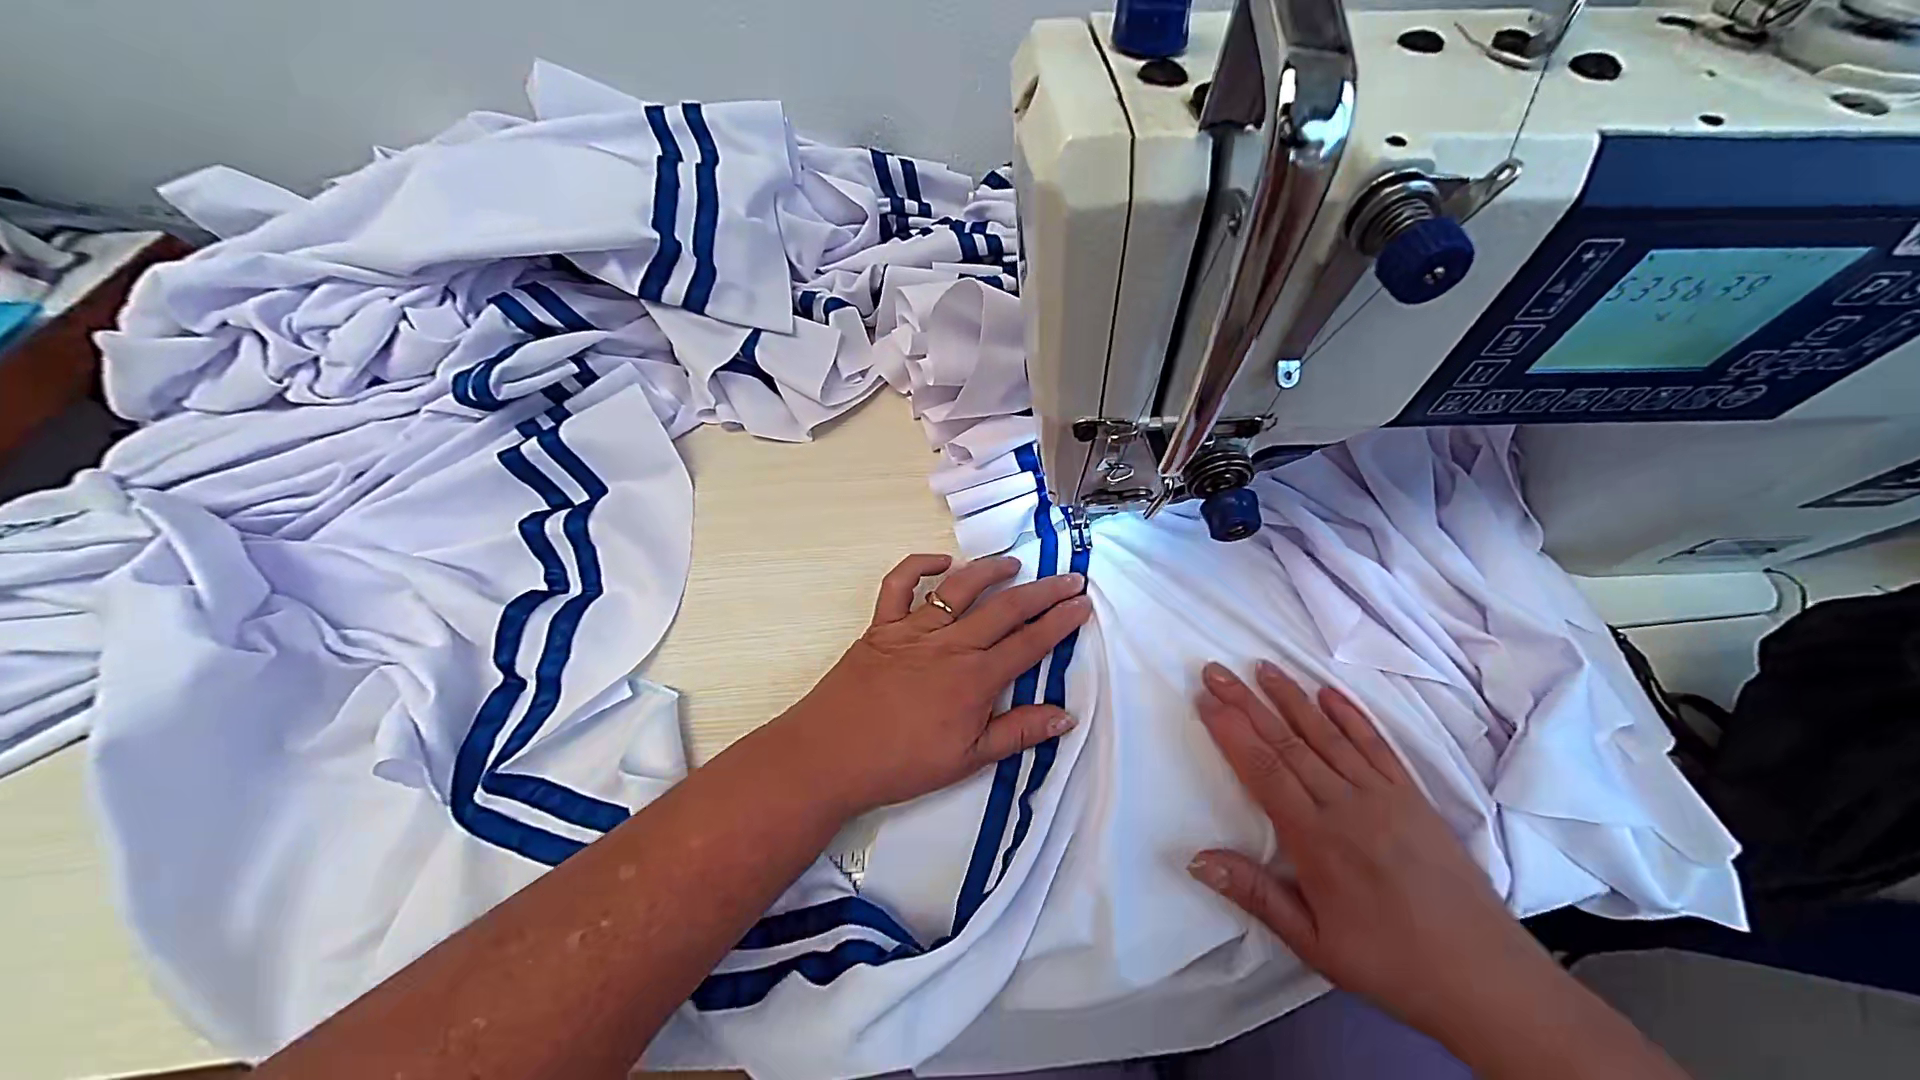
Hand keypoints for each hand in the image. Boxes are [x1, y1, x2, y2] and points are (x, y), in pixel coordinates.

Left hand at [761, 553, 1091, 817]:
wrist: (830, 756)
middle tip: (1068, 578)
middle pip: (1006, 607)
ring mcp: (913, 630)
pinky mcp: (881, 627)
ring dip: (990, 570)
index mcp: (974, 678)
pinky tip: (940, 563)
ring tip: (1013, 563)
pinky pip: (899, 585)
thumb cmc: (899, 763)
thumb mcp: (967, 760)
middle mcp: (950, 645)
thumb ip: (1017, 734)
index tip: (1081, 604)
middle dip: (1043, 590)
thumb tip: (1064, 716)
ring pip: (960, 588)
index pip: (1029, 642)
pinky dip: (919, 566)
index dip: (1061, 621)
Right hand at [1186, 661, 1568, 1041]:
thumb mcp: (1313, 943)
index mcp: (1317, 839)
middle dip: (1247, 703)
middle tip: (1216, 671)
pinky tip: (1328, 692)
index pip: (1263, 770)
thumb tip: (1196, 859)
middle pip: (1287, 743)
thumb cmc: (1390, 963)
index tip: (1206, 700)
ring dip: (1292, 698)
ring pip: (1327, 736)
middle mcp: (1347, 806)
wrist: (1488, 979)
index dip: (1231, 732)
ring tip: (1263, 667)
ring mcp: (1384, 797)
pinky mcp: (1414, 798)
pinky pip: (1377, 746)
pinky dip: (1351, 716)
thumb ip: (1254, 894)